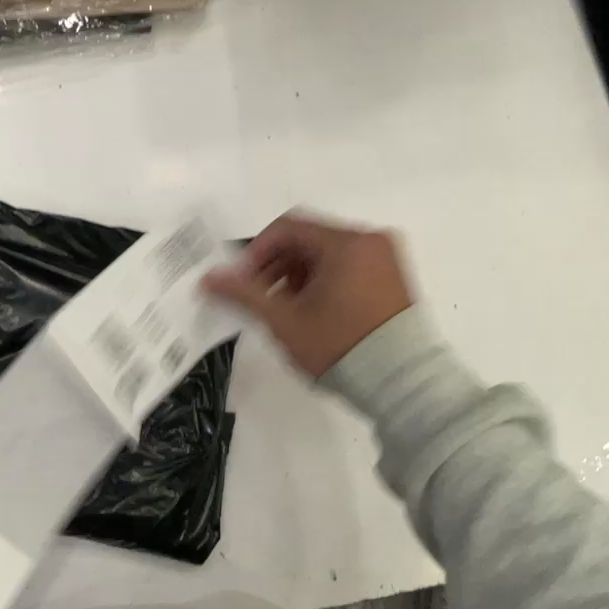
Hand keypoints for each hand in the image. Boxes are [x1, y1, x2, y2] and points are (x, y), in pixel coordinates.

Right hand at [202, 212, 414, 378]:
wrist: (399, 380)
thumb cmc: (337, 345)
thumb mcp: (283, 320)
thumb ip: (244, 294)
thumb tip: (208, 277)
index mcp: (346, 243)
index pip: (287, 228)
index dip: (256, 252)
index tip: (242, 283)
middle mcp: (370, 240)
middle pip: (307, 239)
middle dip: (275, 265)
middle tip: (258, 298)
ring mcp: (385, 259)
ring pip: (325, 253)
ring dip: (296, 274)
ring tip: (283, 308)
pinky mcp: (392, 277)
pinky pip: (346, 266)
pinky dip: (321, 279)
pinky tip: (310, 310)